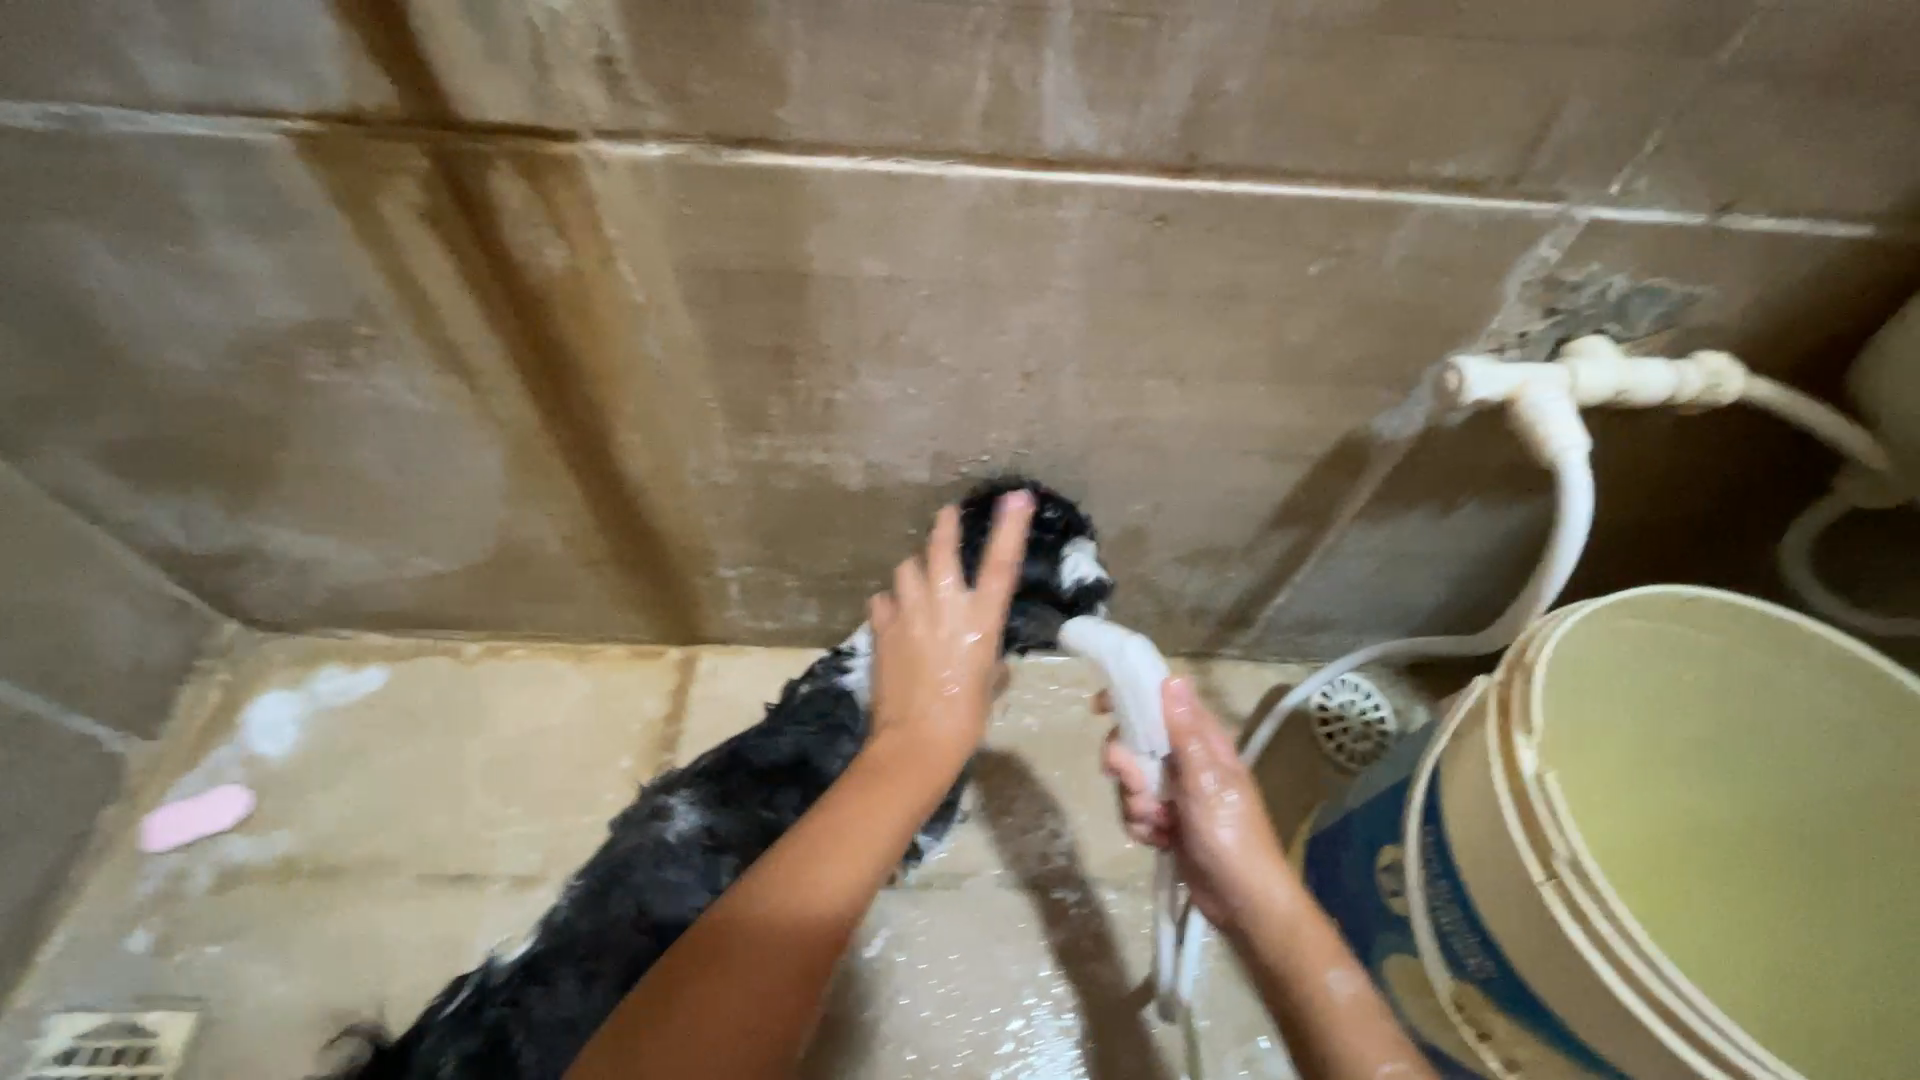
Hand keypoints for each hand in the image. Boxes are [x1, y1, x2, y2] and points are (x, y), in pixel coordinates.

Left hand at [867, 490, 1034, 765]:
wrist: (917, 741)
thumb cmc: (966, 717)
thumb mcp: (989, 683)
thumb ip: (989, 658)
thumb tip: (986, 656)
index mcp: (981, 620)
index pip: (1001, 563)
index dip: (1010, 527)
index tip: (1016, 496)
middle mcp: (945, 607)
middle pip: (941, 549)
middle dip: (944, 527)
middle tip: (946, 516)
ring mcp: (909, 614)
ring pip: (906, 570)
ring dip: (912, 572)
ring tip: (915, 582)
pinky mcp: (882, 629)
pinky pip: (882, 600)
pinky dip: (889, 603)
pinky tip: (892, 614)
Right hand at [1100, 678, 1290, 930]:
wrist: (1242, 902)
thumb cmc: (1231, 835)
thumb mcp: (1207, 780)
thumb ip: (1185, 732)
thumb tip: (1172, 678)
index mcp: (1202, 741)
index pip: (1160, 702)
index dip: (1128, 699)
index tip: (1099, 709)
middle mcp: (1186, 760)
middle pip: (1133, 743)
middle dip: (1127, 768)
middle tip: (1139, 787)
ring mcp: (1174, 790)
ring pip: (1129, 780)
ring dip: (1136, 804)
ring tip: (1161, 824)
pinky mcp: (1166, 819)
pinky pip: (1134, 810)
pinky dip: (1142, 826)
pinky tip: (1160, 841)